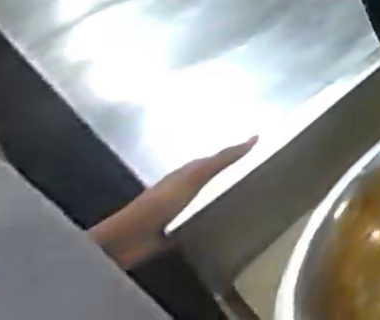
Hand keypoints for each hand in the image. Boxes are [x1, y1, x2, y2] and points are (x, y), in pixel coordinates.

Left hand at [89, 138, 254, 268]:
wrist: (124, 241)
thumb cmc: (161, 201)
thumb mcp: (197, 175)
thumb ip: (223, 158)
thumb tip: (256, 136)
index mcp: (185, 173)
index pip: (211, 158)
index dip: (231, 153)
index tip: (253, 150)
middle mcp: (179, 190)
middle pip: (205, 178)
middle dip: (223, 175)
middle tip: (251, 173)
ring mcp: (172, 213)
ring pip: (200, 201)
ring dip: (215, 200)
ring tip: (241, 199)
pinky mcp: (169, 235)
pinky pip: (193, 226)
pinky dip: (205, 224)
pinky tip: (219, 226)